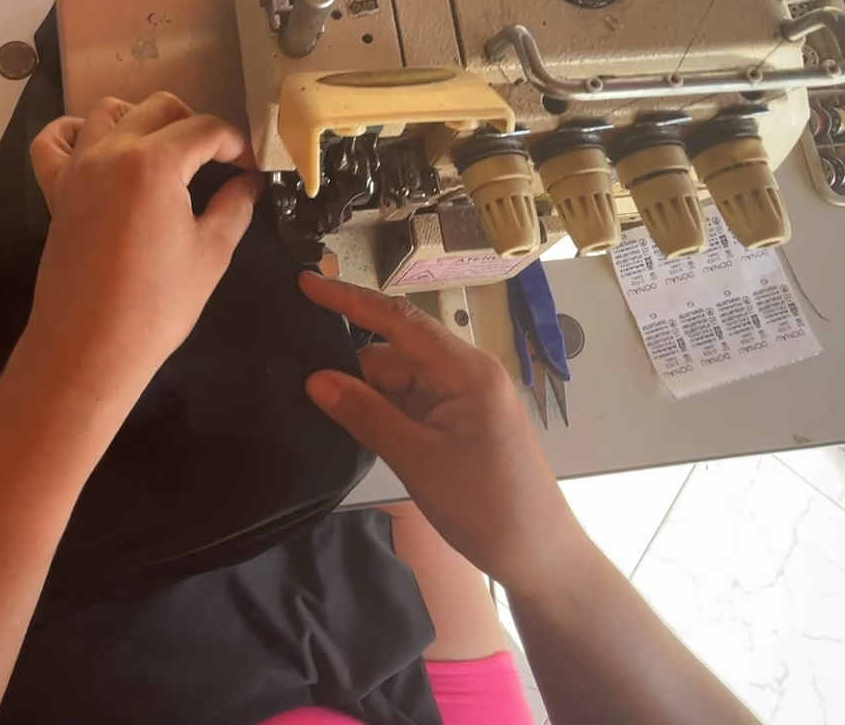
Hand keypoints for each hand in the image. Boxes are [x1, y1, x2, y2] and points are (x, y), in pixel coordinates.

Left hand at [20, 93, 261, 404]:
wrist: (89, 347)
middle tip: (214, 160)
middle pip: (158, 107)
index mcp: (155, 163)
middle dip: (194, 124)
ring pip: (107, 111)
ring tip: (162, 152)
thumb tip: (250, 183)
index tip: (248, 166)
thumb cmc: (157, 305)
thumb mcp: (211, 254)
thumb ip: (234, 207)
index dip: (234, 142)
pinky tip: (98, 150)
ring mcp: (77, 169)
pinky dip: (74, 134)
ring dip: (140, 119)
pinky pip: (53, 143)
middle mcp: (111, 151)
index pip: (204, 128)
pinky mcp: (55, 191)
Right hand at [299, 272, 579, 579]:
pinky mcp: (456, 420)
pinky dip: (382, 411)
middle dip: (353, 368)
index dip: (349, 298)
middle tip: (303, 383)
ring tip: (331, 417)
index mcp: (465, 370)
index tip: (307, 283)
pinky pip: (408, 401)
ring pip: (397, 379)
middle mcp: (464, 373)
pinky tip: (359, 427)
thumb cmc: (487, 506)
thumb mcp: (418, 460)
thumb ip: (366, 415)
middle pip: (393, 353)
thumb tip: (316, 379)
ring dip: (367, 396)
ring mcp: (460, 397)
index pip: (399, 319)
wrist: (541, 560)